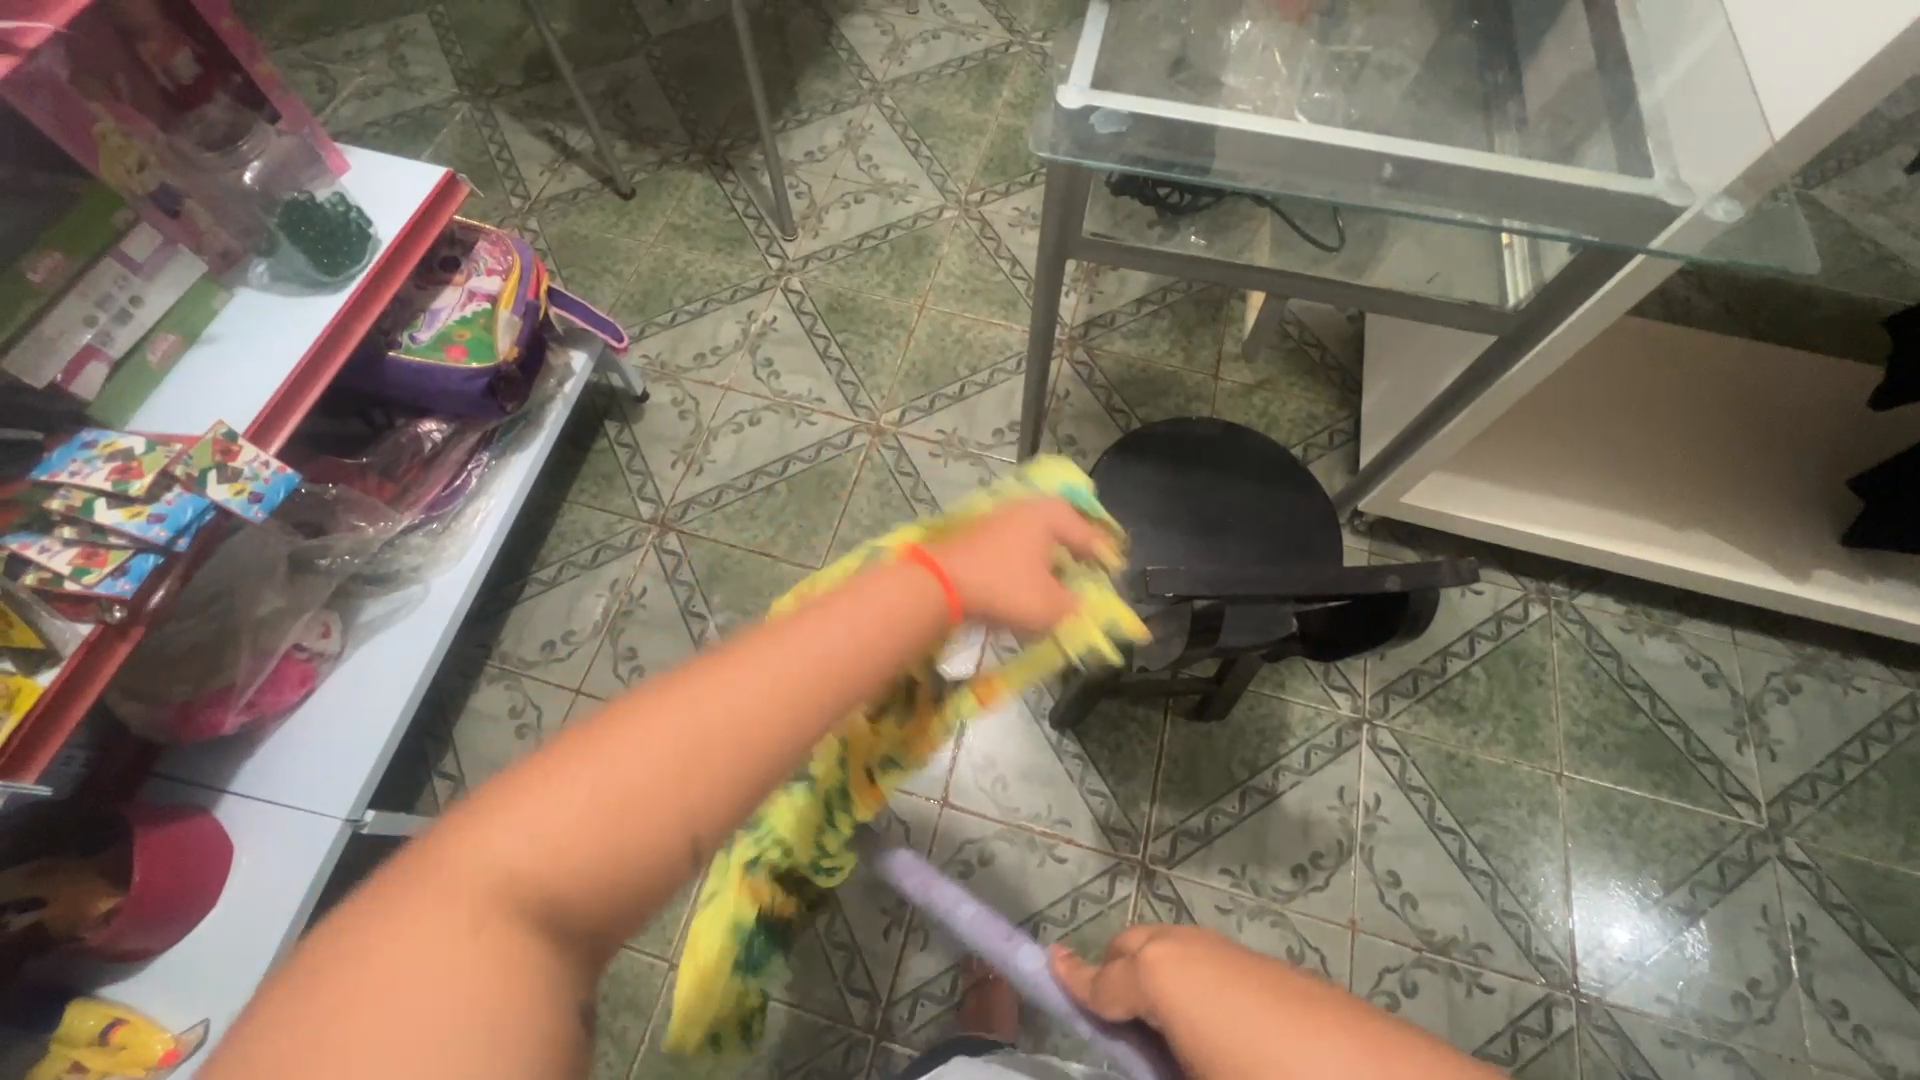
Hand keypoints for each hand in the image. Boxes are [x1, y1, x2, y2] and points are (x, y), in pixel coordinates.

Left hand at [924, 497, 1115, 635]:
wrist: (938, 584)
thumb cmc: (1004, 588)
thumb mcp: (1050, 607)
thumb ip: (1075, 606)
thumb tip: (1082, 605)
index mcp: (1052, 516)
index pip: (1090, 536)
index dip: (1105, 557)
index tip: (1115, 571)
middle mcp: (1027, 508)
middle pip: (1062, 527)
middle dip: (1076, 547)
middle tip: (1089, 565)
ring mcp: (999, 518)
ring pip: (1035, 536)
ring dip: (1048, 555)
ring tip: (1058, 575)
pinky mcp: (977, 534)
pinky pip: (1013, 546)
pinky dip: (1024, 560)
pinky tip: (1024, 578)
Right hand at [1051, 926, 1505, 1079]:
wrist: (1380, 1078)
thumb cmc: (1264, 1074)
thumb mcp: (1187, 1068)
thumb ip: (1149, 1055)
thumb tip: (1136, 1044)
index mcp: (1162, 976)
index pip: (1101, 978)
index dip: (1072, 978)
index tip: (1050, 968)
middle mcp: (1193, 950)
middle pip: (1134, 946)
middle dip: (1114, 974)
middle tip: (1114, 1028)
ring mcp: (1237, 954)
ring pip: (1176, 952)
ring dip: (1158, 981)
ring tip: (1169, 1041)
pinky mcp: (1277, 970)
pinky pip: (1213, 965)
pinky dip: (1197, 987)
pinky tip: (1221, 1038)